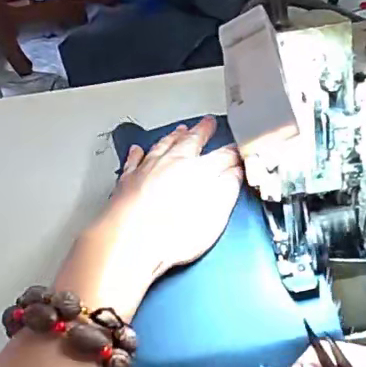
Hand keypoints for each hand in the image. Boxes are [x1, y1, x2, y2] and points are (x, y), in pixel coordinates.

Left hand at [57, 118, 242, 316]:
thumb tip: (235, 174)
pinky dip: (138, 153)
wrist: (129, 243)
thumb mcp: (215, 216)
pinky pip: (134, 160)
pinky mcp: (127, 182)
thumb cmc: (171, 234)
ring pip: (163, 145)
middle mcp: (172, 164)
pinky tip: (138, 150)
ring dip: (174, 137)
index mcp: (198, 171)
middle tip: (208, 123)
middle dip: (202, 131)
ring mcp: (147, 170)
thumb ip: (228, 190)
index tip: (238, 149)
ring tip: (180, 130)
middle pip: (191, 141)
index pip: (223, 155)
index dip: (233, 152)